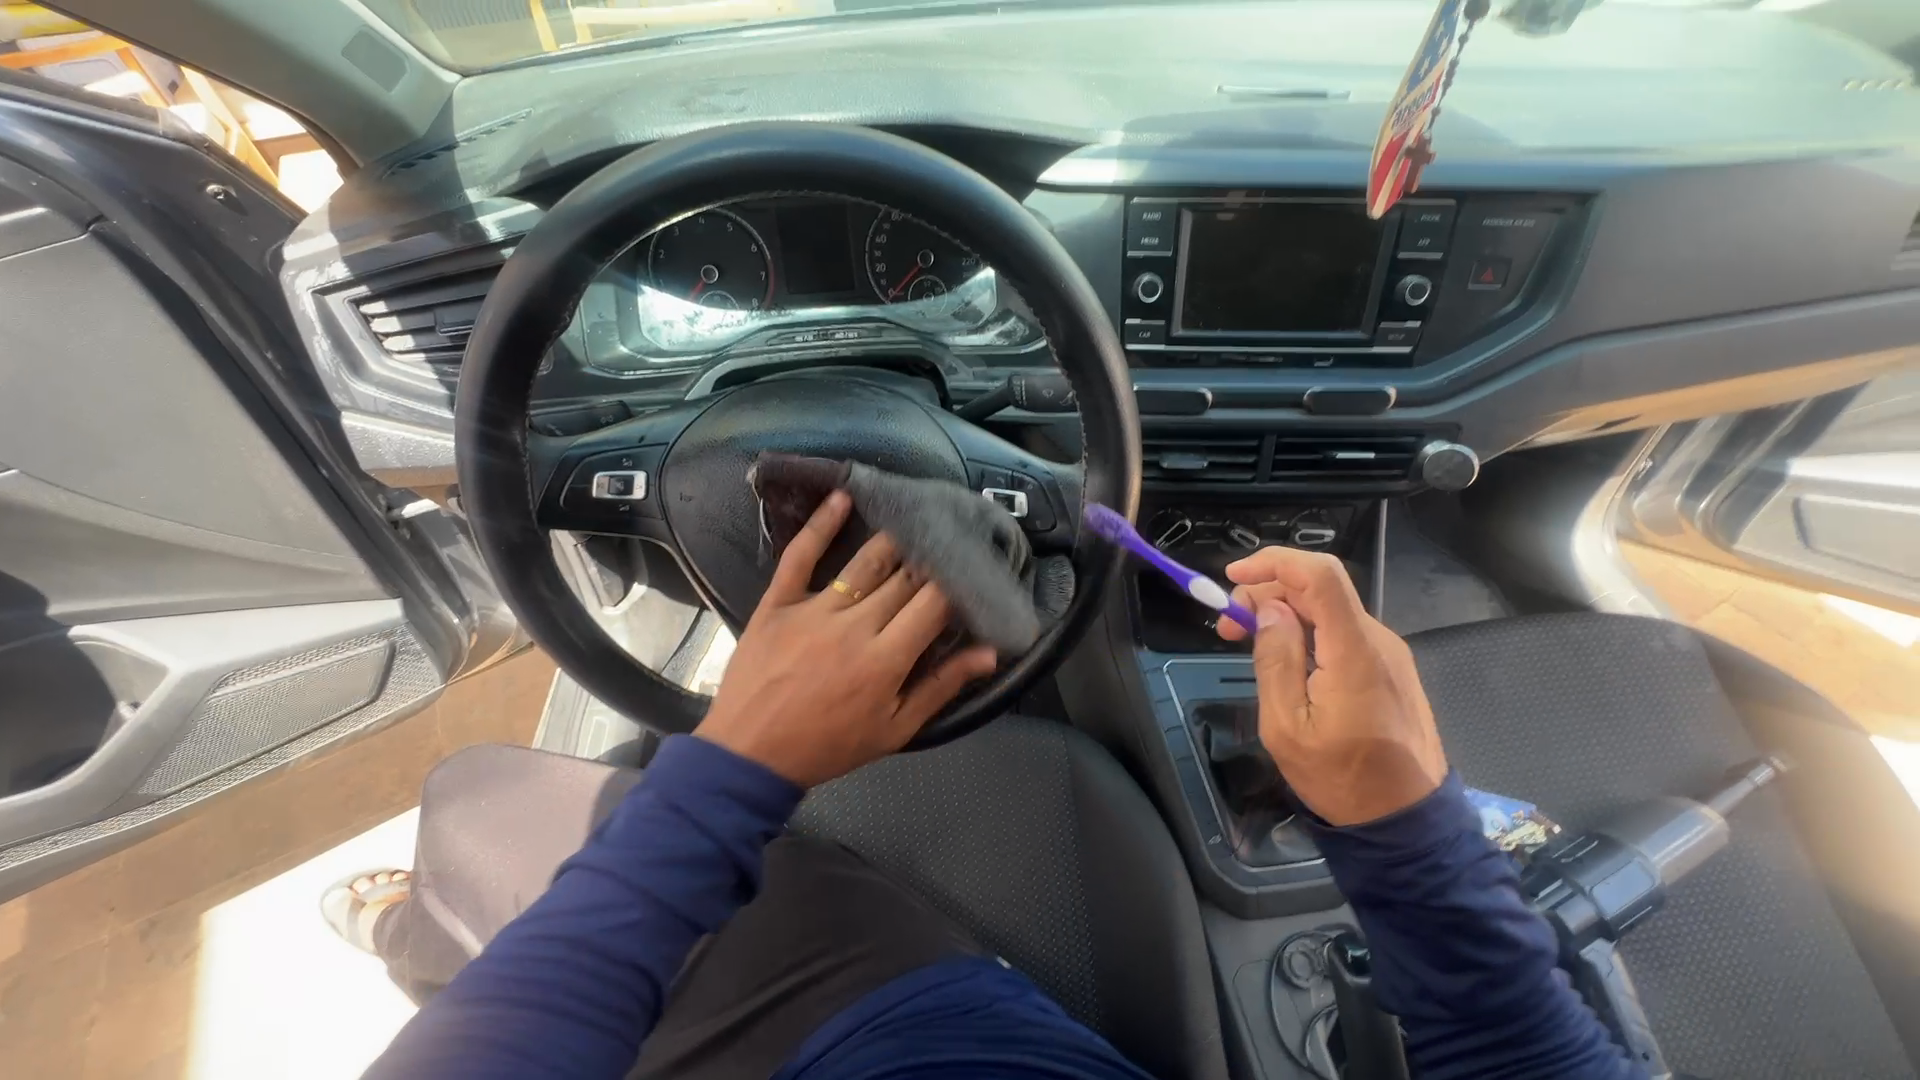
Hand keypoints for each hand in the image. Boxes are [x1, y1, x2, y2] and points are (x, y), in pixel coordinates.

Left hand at [696, 491, 996, 787]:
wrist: (750, 754)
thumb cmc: (828, 746)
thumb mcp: (894, 730)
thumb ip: (941, 686)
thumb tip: (988, 653)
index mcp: (886, 658)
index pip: (934, 603)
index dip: (956, 585)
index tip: (969, 576)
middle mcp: (855, 625)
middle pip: (905, 579)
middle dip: (932, 561)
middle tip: (949, 545)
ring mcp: (814, 609)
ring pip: (865, 562)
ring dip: (895, 541)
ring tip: (915, 521)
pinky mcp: (778, 602)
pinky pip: (801, 555)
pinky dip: (821, 524)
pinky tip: (842, 497)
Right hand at [1215, 547, 1446, 825]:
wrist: (1406, 821)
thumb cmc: (1340, 778)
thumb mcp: (1287, 727)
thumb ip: (1275, 662)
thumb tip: (1269, 612)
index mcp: (1353, 652)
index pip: (1319, 575)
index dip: (1273, 562)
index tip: (1233, 577)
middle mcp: (1377, 641)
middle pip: (1318, 588)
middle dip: (1266, 594)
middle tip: (1226, 627)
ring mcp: (1388, 654)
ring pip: (1328, 610)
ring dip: (1283, 614)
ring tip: (1249, 644)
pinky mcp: (1389, 668)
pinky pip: (1341, 632)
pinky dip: (1305, 632)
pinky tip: (1285, 659)